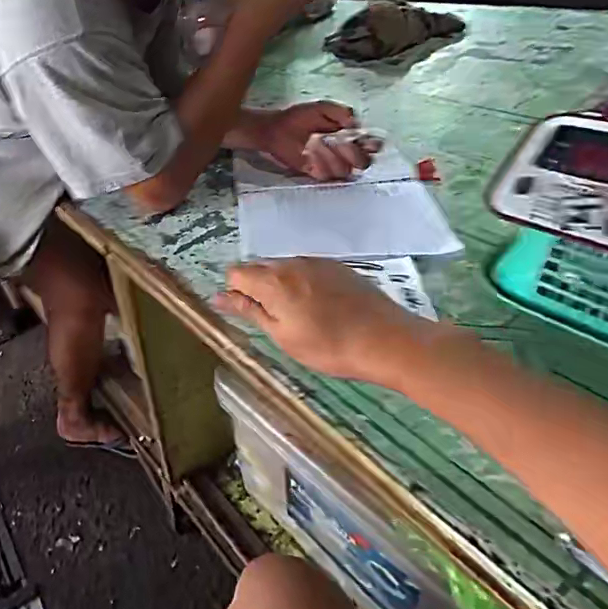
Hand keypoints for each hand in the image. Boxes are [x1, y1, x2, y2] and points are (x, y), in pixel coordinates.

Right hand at [213, 259, 441, 382]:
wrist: (390, 341)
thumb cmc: (329, 346)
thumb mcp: (282, 336)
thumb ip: (248, 311)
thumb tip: (217, 297)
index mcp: (272, 281)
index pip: (235, 273)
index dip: (236, 293)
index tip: (251, 315)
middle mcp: (290, 263)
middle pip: (258, 267)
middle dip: (257, 287)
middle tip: (275, 318)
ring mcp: (316, 262)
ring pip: (283, 267)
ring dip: (281, 285)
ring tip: (301, 315)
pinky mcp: (337, 267)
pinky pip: (306, 269)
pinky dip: (303, 283)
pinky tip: (321, 307)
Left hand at [238, 102, 372, 180]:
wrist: (275, 129)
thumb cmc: (299, 117)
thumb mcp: (321, 108)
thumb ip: (340, 112)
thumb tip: (355, 123)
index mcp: (351, 136)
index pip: (373, 145)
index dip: (372, 145)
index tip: (362, 139)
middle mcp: (344, 153)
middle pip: (364, 162)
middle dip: (354, 154)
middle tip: (338, 143)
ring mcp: (331, 164)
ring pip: (345, 171)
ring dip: (333, 159)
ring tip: (317, 146)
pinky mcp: (316, 173)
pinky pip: (326, 177)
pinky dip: (321, 167)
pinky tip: (310, 156)